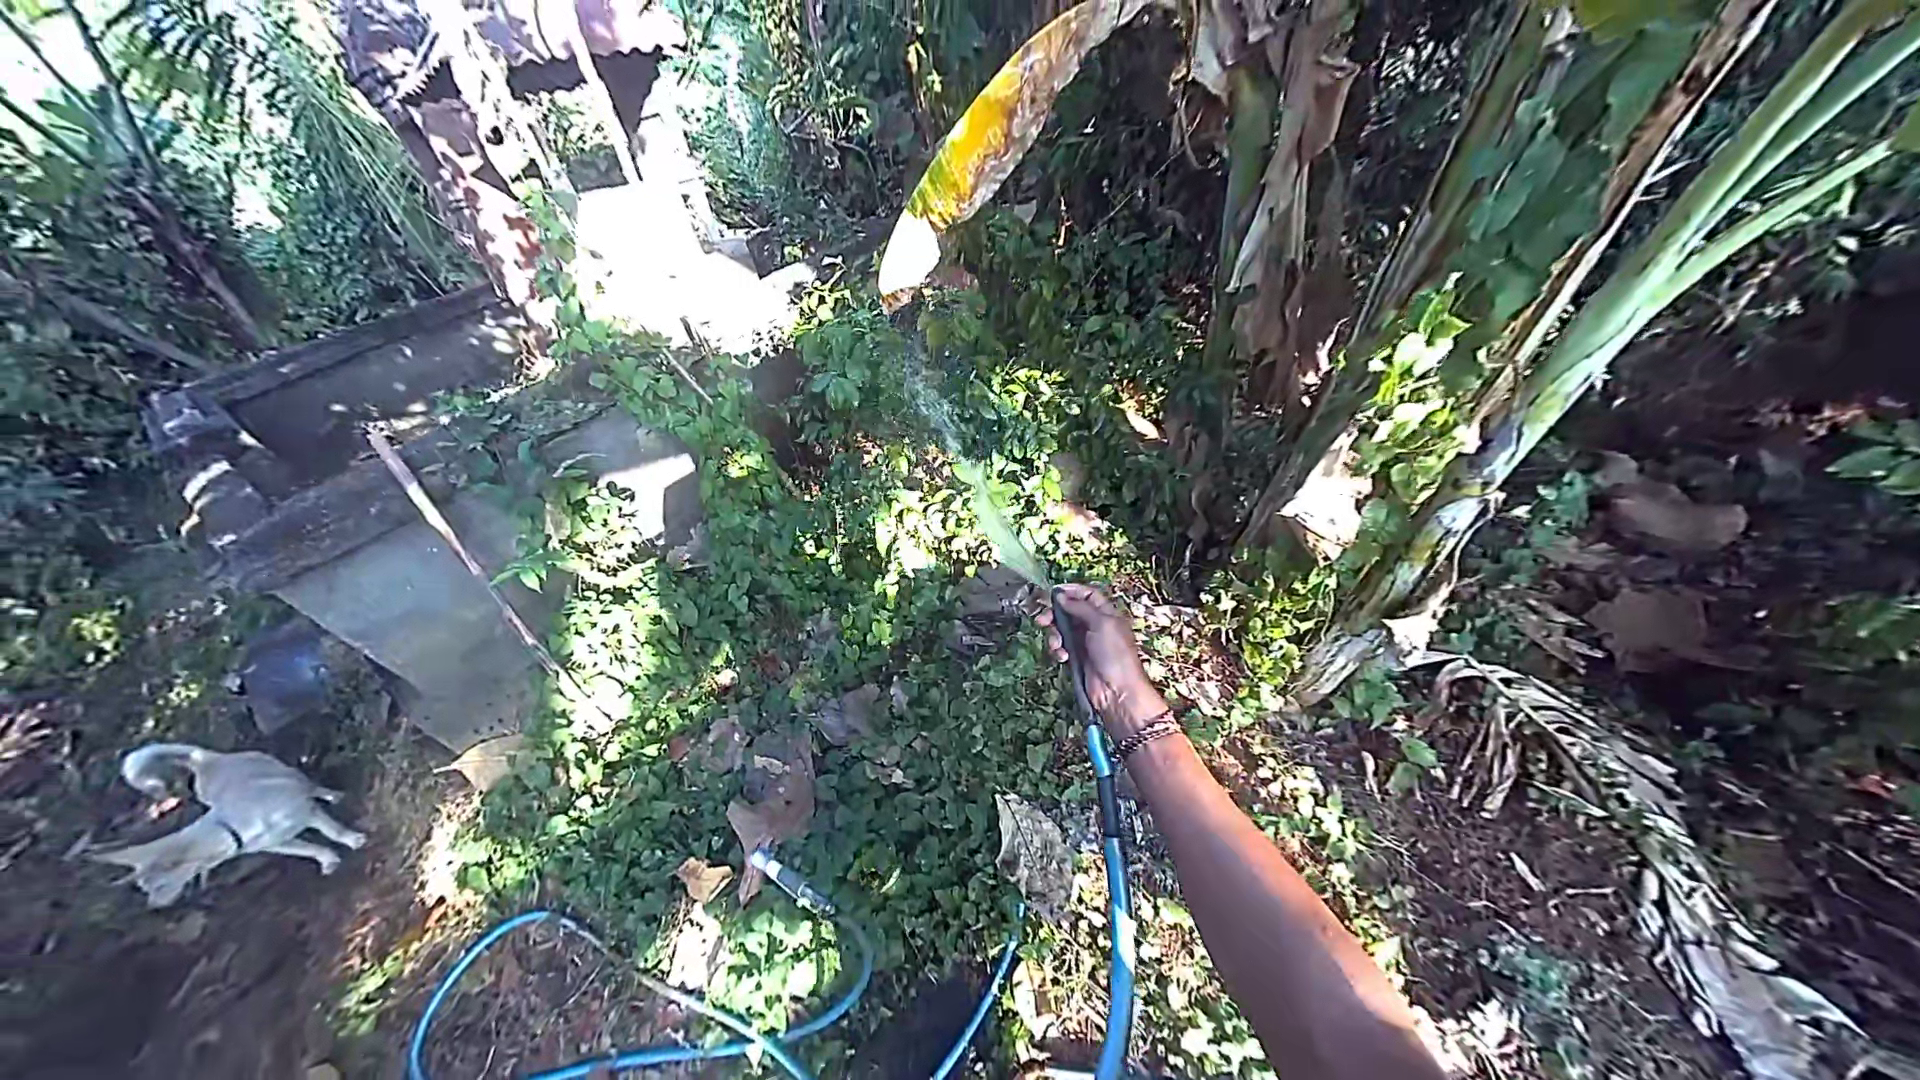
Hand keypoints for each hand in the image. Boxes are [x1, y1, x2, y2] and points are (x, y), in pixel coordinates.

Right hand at [1035, 583, 1170, 738]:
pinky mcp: (1076, 657)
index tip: (1053, 592)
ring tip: (1056, 645)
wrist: (1117, 691)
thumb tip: (1061, 595)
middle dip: (1054, 614)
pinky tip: (1062, 657)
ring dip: (1054, 635)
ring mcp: (1084, 642)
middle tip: (1042, 620)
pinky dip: (1058, 650)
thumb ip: (1080, 607)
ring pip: (1061, 630)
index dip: (1071, 591)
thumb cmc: (1115, 654)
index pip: (1087, 595)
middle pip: (1069, 611)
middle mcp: (1094, 625)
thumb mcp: (1101, 624)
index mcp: (1105, 613)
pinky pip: (1061, 647)